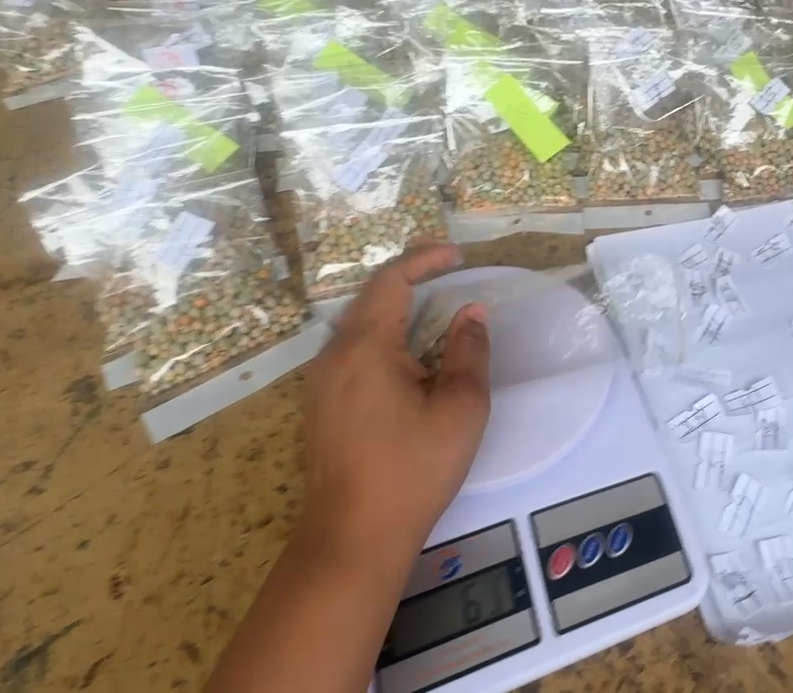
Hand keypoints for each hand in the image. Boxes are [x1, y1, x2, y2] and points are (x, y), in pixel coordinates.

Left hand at [298, 244, 490, 565]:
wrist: (353, 538)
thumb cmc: (412, 469)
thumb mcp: (460, 407)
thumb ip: (469, 351)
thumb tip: (471, 312)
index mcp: (365, 347)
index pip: (392, 280)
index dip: (425, 259)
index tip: (459, 255)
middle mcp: (334, 355)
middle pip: (371, 298)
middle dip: (411, 279)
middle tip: (450, 274)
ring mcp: (322, 382)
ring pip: (359, 324)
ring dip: (397, 308)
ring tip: (435, 307)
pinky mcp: (322, 405)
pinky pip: (353, 350)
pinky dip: (384, 335)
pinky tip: (409, 354)